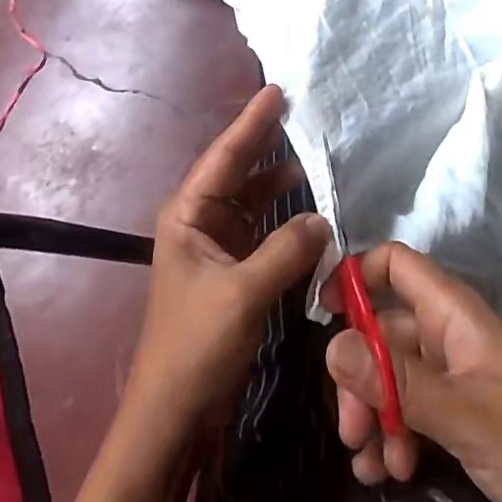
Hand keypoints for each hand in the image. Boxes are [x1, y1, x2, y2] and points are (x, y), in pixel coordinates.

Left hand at [130, 84, 329, 423]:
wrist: (176, 412)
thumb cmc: (195, 346)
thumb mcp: (242, 294)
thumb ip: (287, 250)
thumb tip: (324, 218)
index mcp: (189, 215)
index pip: (226, 156)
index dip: (253, 122)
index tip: (277, 90)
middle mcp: (203, 221)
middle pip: (240, 170)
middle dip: (268, 140)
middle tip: (302, 108)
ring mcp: (220, 245)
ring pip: (256, 199)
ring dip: (282, 179)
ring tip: (316, 151)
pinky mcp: (238, 268)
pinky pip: (267, 228)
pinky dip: (289, 216)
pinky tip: (314, 206)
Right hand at [325, 244, 501, 501]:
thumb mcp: (470, 417)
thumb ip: (400, 381)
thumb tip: (331, 344)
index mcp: (457, 314)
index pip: (397, 265)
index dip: (357, 275)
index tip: (321, 315)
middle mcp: (452, 336)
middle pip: (383, 329)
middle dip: (358, 374)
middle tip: (351, 430)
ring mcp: (457, 377)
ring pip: (393, 375)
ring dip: (374, 414)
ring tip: (373, 464)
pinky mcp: (463, 415)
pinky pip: (412, 411)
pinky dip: (395, 436)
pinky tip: (391, 473)